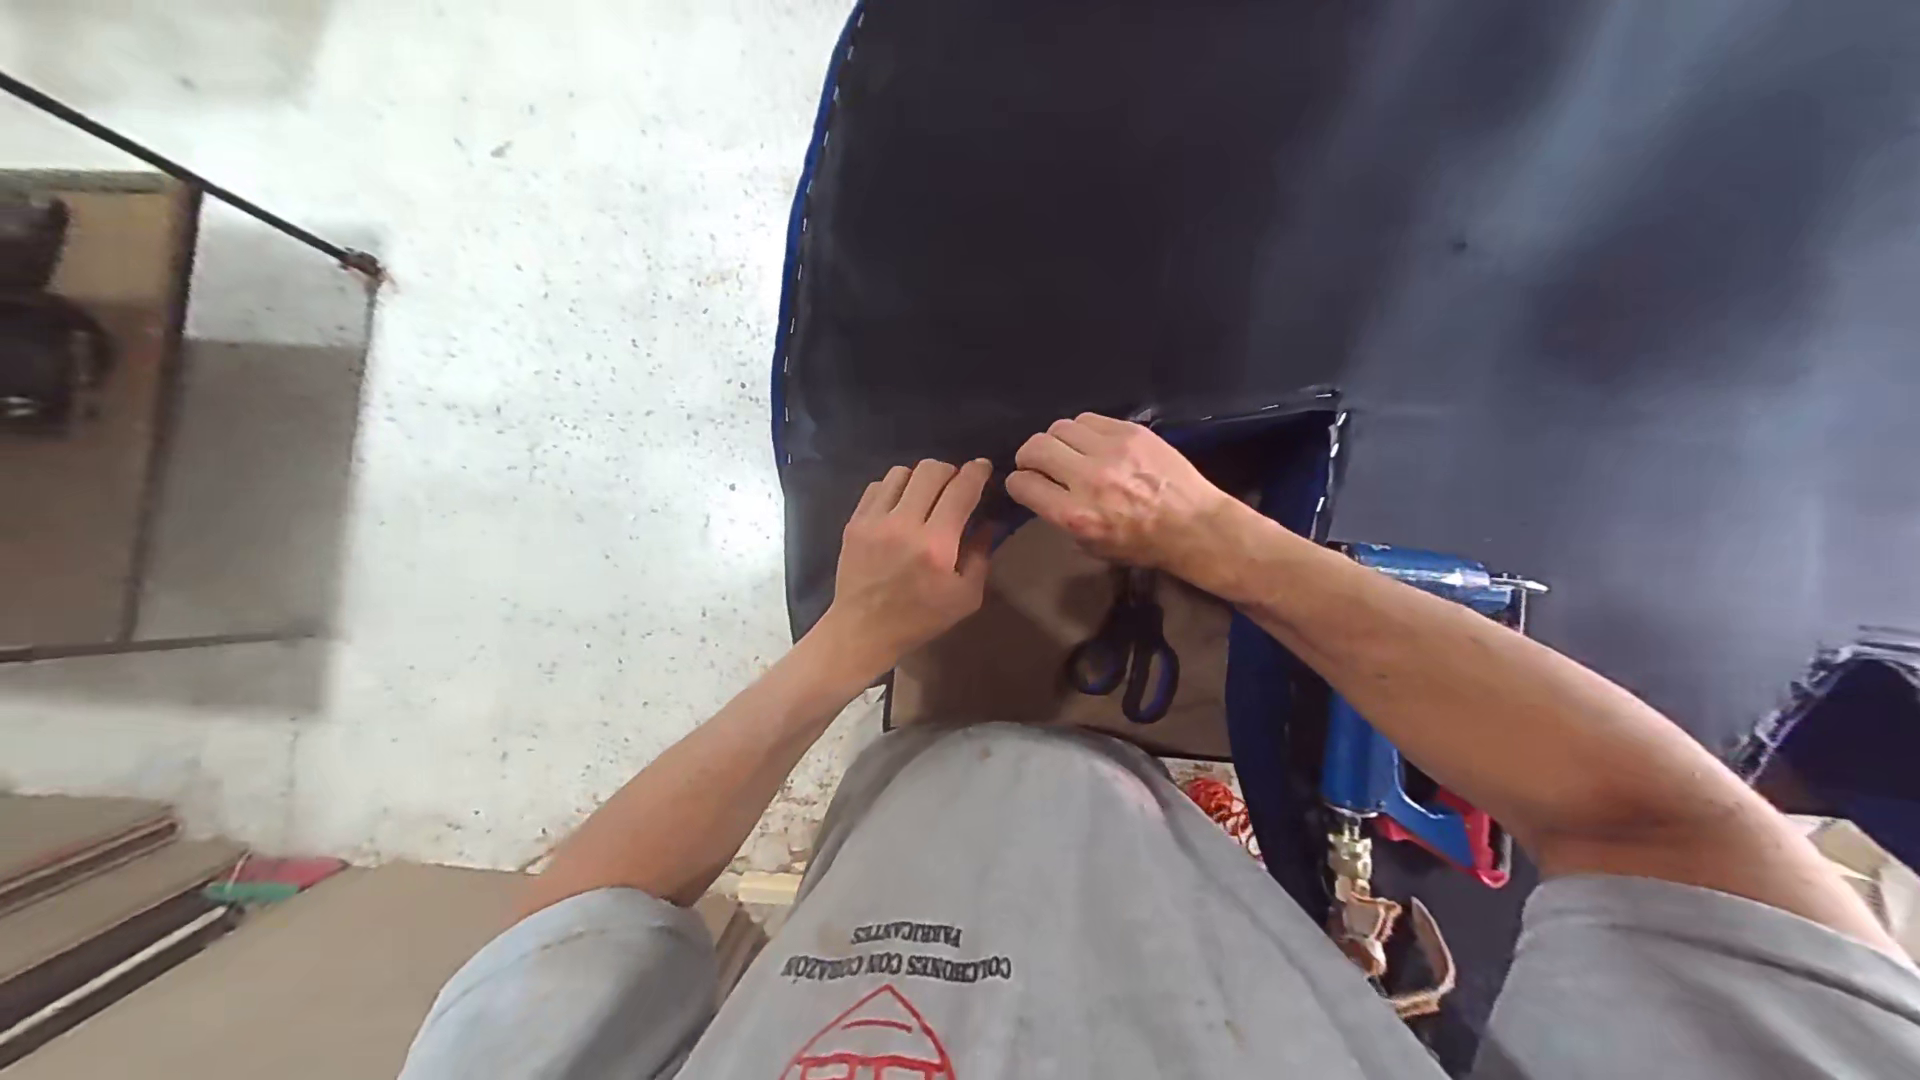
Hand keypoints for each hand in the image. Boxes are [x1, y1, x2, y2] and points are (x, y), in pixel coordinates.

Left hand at [815, 458, 994, 676]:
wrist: (863, 630)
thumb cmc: (920, 618)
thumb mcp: (966, 597)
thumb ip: (981, 555)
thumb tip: (988, 521)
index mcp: (936, 546)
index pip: (961, 489)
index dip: (977, 472)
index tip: (983, 468)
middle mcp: (904, 525)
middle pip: (931, 470)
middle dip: (950, 471)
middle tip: (955, 486)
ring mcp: (874, 521)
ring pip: (902, 472)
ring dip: (920, 479)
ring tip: (925, 496)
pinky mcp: (854, 522)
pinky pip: (878, 486)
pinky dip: (894, 488)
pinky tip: (900, 506)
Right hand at [1005, 413, 1241, 581]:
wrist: (1193, 526)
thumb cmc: (1141, 545)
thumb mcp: (1091, 547)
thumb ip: (1060, 519)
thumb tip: (1042, 493)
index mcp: (1075, 515)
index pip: (1022, 484)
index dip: (1018, 483)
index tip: (1025, 483)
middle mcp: (1087, 479)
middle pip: (1035, 448)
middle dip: (1028, 456)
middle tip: (1038, 463)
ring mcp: (1110, 451)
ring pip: (1059, 428)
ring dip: (1056, 441)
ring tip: (1067, 451)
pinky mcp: (1130, 432)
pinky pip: (1088, 419)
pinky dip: (1082, 431)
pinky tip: (1091, 443)